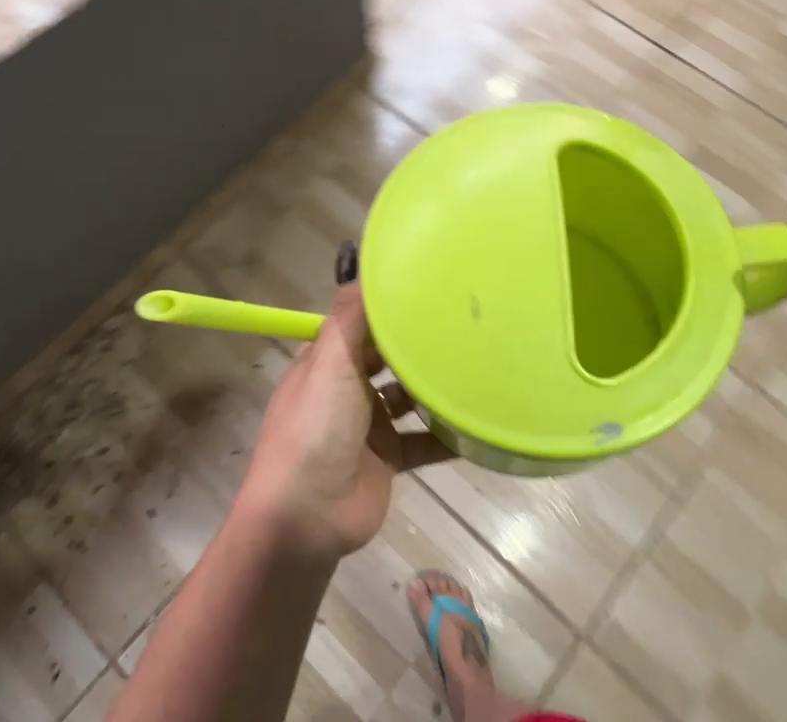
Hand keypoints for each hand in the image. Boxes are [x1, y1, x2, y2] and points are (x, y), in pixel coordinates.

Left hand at [239, 280, 453, 561]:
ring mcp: (368, 427)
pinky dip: (448, 434)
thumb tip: (365, 270)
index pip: (359, 327)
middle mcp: (346, 390)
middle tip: (466, 325)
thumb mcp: (328, 364)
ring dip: (435, 389)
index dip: (388, 311)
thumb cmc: (315, 430)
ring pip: (409, 399)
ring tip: (479, 366)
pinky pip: (424, 442)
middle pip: (387, 361)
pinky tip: (479, 421)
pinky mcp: (388, 460)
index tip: (430, 291)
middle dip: (418, 348)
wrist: (307, 517)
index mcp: (326, 364)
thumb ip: (348, 319)